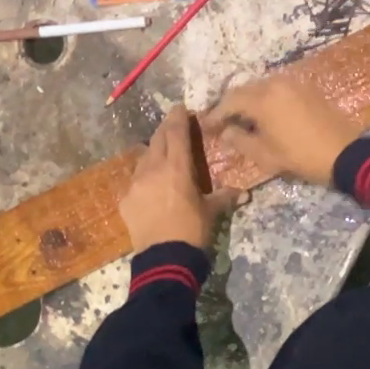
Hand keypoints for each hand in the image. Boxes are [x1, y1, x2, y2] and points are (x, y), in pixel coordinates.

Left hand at [120, 107, 240, 251]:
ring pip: (144, 158)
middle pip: (157, 140)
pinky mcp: (126, 200)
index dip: (178, 118)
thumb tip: (243, 193)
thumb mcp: (212, 212)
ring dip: (154, 152)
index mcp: (176, 167)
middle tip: (173, 125)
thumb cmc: (193, 231)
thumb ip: (225, 197)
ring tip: (162, 154)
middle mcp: (153, 169)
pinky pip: (135, 181)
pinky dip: (144, 176)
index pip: (176, 132)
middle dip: (165, 130)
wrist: (165, 260)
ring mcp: (135, 184)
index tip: (181, 108)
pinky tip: (150, 184)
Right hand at [202, 76, 361, 187]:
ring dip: (250, 100)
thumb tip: (225, 131)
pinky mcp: (308, 89)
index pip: (229, 101)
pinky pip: (279, 88)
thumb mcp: (265, 155)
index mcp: (262, 99)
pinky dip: (267, 98)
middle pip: (245, 89)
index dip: (216, 114)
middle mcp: (275, 84)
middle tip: (223, 121)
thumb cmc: (301, 157)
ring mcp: (294, 83)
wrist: (345, 153)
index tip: (207, 126)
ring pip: (262, 86)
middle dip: (231, 105)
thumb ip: (240, 141)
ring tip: (243, 118)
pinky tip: (267, 114)